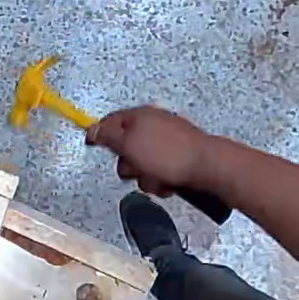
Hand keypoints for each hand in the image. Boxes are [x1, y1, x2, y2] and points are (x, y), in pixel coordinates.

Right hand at [86, 106, 218, 196]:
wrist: (207, 167)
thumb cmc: (168, 154)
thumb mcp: (128, 143)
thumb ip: (107, 135)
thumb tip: (91, 129)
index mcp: (140, 115)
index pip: (111, 121)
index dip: (99, 134)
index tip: (92, 144)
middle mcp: (153, 125)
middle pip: (126, 148)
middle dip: (128, 164)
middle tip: (136, 168)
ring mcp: (167, 142)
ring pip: (143, 165)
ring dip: (145, 176)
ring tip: (157, 178)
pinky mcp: (178, 158)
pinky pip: (160, 172)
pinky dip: (161, 181)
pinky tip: (169, 183)